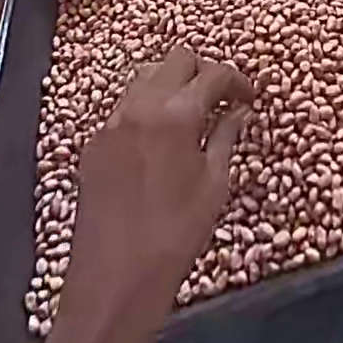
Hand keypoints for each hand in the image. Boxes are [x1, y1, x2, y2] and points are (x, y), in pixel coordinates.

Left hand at [64, 47, 253, 321]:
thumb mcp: (214, 184)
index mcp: (175, 114)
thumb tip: (240, 111)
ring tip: (191, 111)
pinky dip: (148, 105)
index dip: (237, 80)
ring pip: (147, 75)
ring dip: (173, 82)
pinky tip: (160, 136)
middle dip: (204, 71)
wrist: (114, 282)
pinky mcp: (94, 142)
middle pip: (177, 59)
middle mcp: (140, 106)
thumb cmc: (176, 235)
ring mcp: (112, 122)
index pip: (213, 74)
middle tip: (221, 97)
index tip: (248, 96)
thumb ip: (226, 136)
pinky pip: (126, 105)